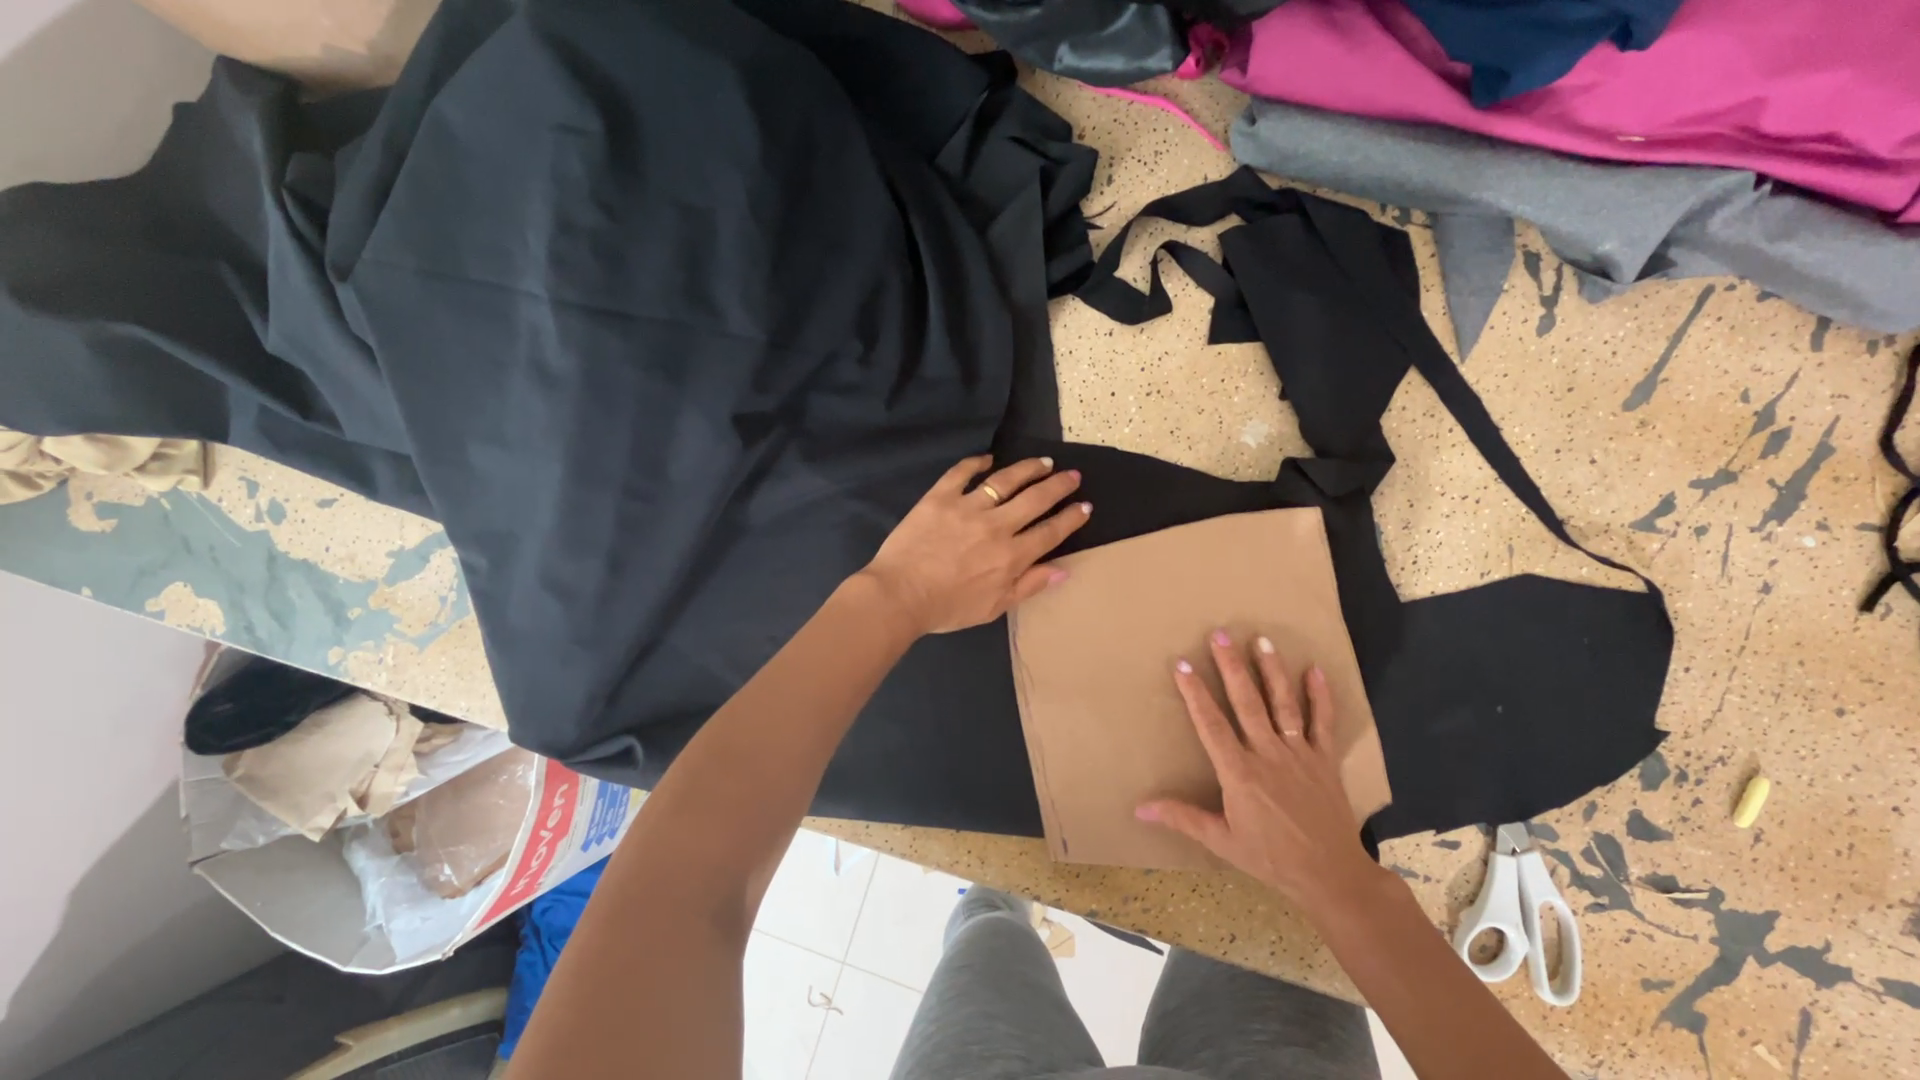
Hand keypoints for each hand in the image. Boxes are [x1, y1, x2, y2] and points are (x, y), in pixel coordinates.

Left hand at [857, 455, 1090, 635]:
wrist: (899, 595)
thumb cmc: (947, 608)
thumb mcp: (994, 607)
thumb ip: (1029, 586)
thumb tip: (1063, 570)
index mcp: (1011, 556)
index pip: (1050, 532)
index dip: (1071, 518)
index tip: (1085, 506)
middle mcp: (996, 526)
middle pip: (1035, 499)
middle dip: (1059, 485)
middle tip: (1072, 475)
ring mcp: (967, 508)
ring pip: (1005, 480)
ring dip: (1028, 469)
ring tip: (1043, 463)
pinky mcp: (939, 497)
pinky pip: (962, 472)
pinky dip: (977, 462)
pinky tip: (988, 459)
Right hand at [1136, 632, 1384, 912]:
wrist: (1330, 874)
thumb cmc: (1270, 859)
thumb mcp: (1221, 841)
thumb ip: (1182, 817)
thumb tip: (1139, 809)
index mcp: (1238, 772)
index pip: (1211, 724)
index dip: (1195, 692)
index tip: (1182, 664)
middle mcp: (1267, 754)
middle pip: (1247, 702)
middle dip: (1231, 666)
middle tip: (1220, 634)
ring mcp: (1299, 754)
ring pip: (1283, 704)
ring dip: (1271, 670)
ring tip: (1261, 640)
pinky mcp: (1325, 760)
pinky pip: (1322, 722)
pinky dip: (1320, 695)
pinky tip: (1314, 669)